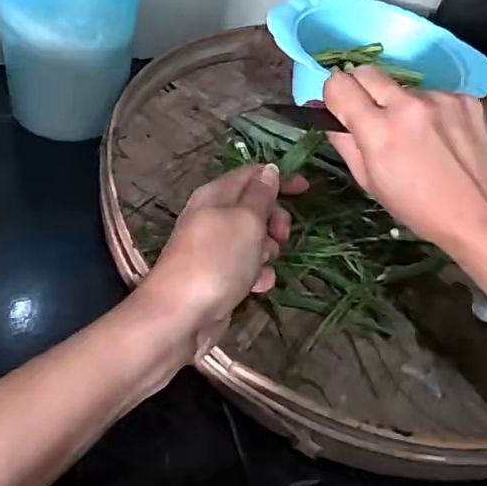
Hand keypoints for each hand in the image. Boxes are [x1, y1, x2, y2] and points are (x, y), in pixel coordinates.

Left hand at [139, 163, 306, 330]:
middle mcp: (212, 216)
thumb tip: (269, 170)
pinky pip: (246, 266)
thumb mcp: (246, 220)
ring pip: (254, 239)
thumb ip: (261, 195)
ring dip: (267, 250)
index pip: (251, 174)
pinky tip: (258, 286)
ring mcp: (213, 247)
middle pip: (255, 207)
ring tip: (262, 265)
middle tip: (282, 236)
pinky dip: (256, 273)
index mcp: (216, 194)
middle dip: (275, 220)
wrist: (180, 315)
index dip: (279, 178)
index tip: (306, 190)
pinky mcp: (216, 275)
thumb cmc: (216, 260)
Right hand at [321, 66, 486, 295]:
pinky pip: (435, 96)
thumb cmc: (418, 208)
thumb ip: (344, 142)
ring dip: (402, 105)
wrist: (481, 214)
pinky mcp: (467, 99)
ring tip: (419, 138)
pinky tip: (443, 138)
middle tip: (373, 116)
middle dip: (362, 89)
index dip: (335, 96)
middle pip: (367, 72)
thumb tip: (325, 114)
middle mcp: (409, 105)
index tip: (342, 110)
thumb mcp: (370, 183)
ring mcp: (441, 98)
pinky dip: (432, 112)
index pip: (339, 84)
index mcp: (379, 131)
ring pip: (404, 87)